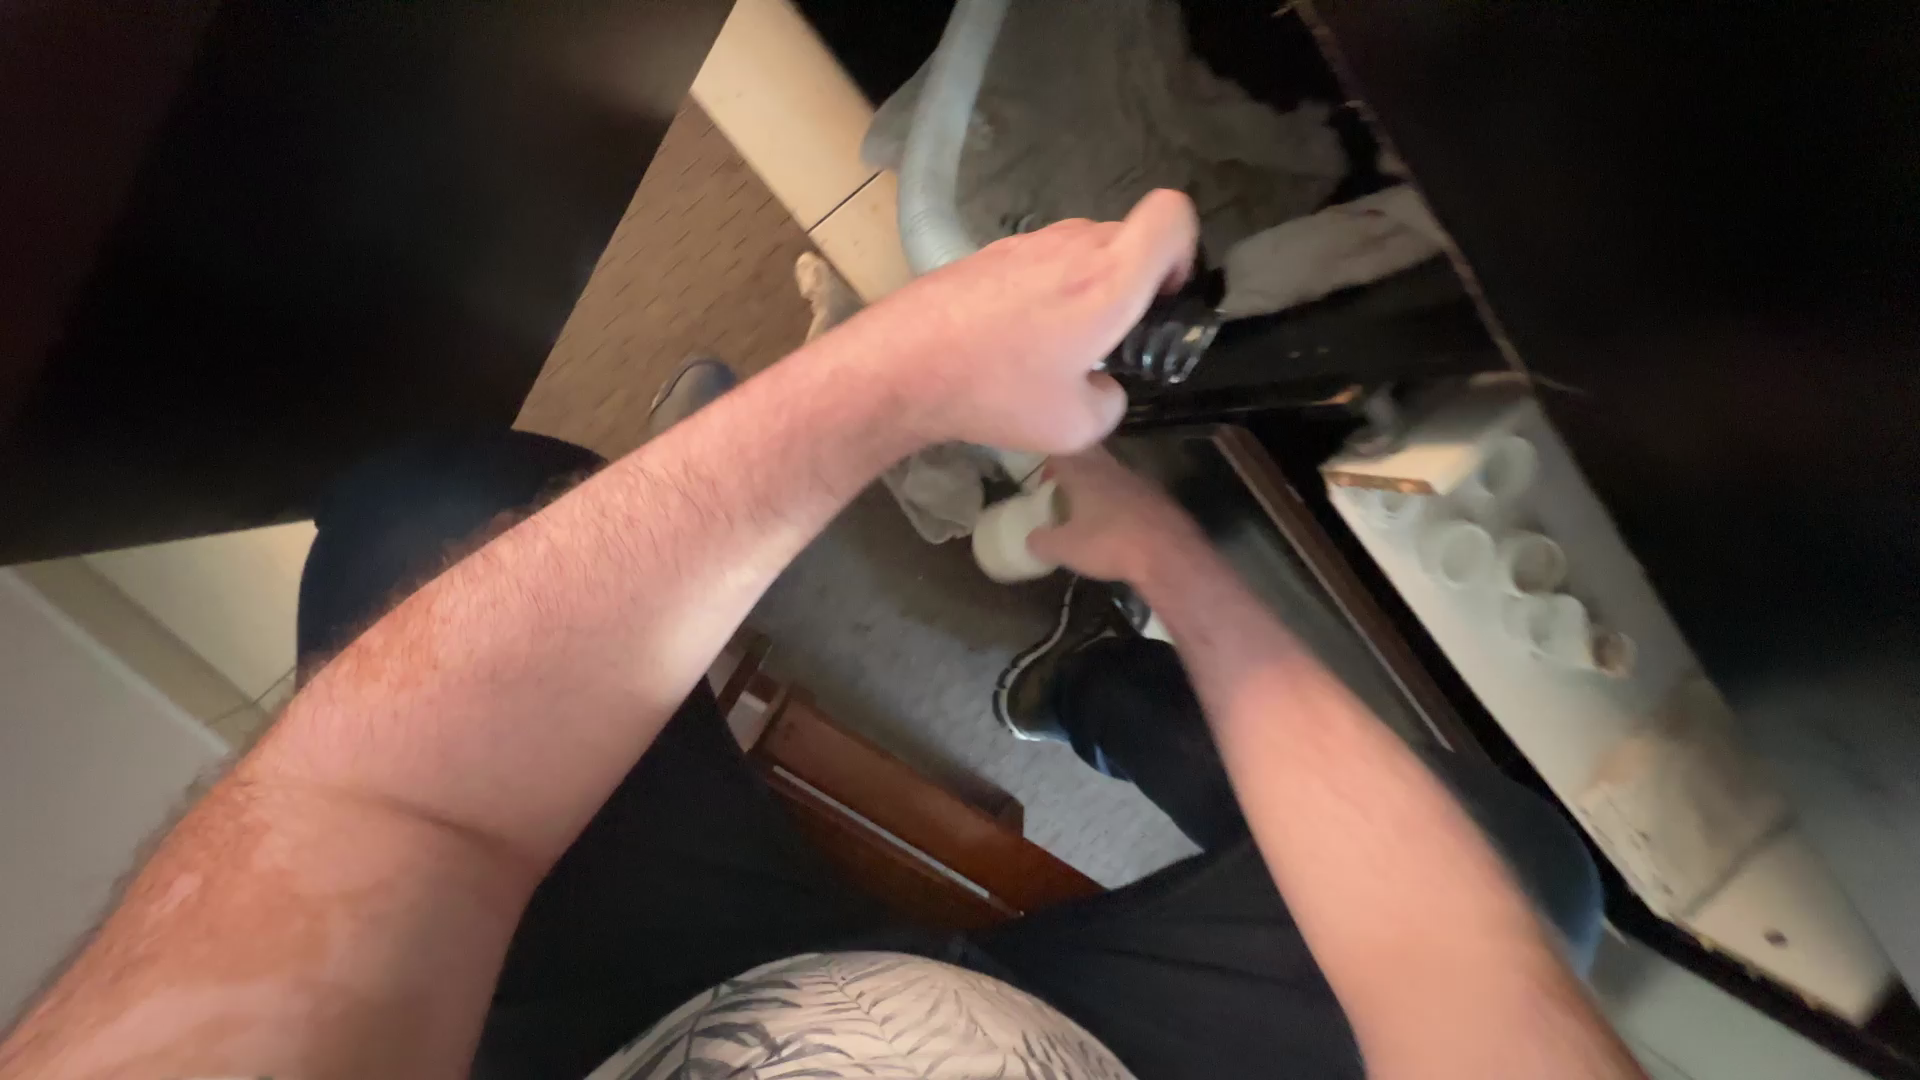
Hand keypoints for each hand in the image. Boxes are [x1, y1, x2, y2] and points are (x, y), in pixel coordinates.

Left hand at [852, 189, 1199, 454]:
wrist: (902, 365)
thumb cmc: (998, 392)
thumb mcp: (1076, 426)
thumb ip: (1112, 400)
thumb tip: (1102, 386)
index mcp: (1110, 277)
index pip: (1174, 215)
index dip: (1184, 250)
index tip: (1162, 296)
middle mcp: (1072, 244)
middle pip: (1126, 239)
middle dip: (1130, 282)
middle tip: (1107, 337)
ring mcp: (1025, 244)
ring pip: (1079, 251)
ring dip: (1082, 289)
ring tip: (1053, 344)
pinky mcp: (987, 254)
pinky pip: (1036, 263)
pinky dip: (1041, 291)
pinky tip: (1011, 337)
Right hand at [1028, 447, 1202, 584]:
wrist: (1169, 554)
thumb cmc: (1110, 543)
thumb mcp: (1065, 549)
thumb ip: (1042, 541)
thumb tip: (1031, 538)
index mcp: (1084, 472)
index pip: (1061, 451)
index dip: (1049, 462)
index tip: (1044, 481)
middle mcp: (1111, 468)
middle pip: (1089, 456)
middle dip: (1074, 470)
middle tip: (1064, 491)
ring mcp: (1138, 481)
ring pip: (1111, 473)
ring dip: (1098, 485)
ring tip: (1087, 510)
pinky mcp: (1157, 498)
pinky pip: (1130, 492)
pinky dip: (1118, 502)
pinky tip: (1116, 524)